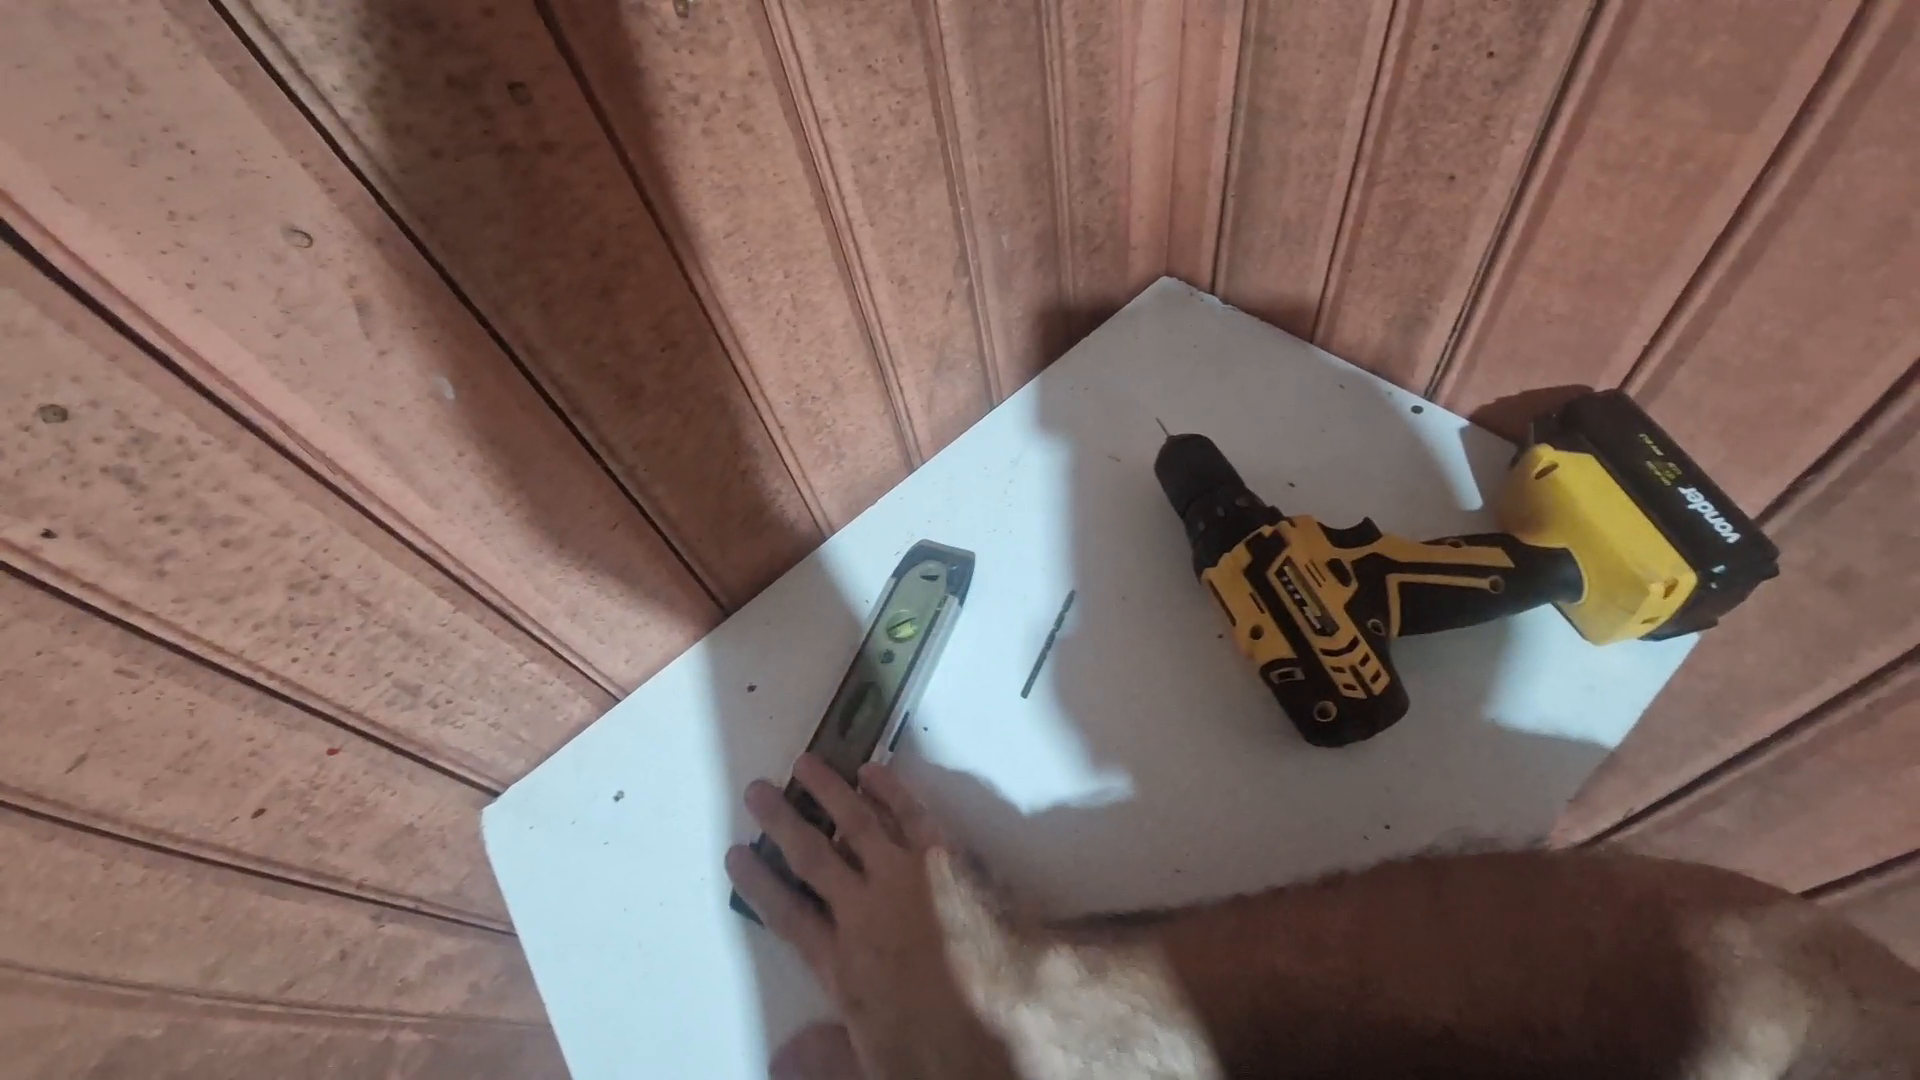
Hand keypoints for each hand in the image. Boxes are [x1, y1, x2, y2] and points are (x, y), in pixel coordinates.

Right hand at [726, 755, 1013, 1079]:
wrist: (1013, 1007)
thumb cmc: (943, 1043)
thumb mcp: (874, 1064)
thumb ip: (824, 1056)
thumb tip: (775, 1057)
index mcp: (842, 962)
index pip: (788, 915)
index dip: (759, 883)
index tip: (736, 852)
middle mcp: (863, 909)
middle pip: (812, 857)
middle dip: (781, 822)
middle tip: (757, 791)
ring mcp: (902, 875)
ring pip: (855, 824)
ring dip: (828, 791)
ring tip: (805, 763)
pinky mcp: (942, 854)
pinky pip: (909, 813)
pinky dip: (889, 788)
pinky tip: (871, 769)